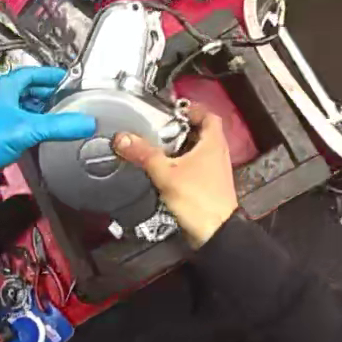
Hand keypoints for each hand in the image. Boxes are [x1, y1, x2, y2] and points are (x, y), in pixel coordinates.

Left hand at [0, 66, 95, 201]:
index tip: (70, 79)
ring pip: (24, 106)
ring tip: (60, 116)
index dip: (53, 75)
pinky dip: (33, 124)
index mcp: (3, 87)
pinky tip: (42, 133)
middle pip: (30, 89)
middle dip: (50, 94)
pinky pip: (18, 122)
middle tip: (69, 100)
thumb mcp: (26, 130)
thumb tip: (87, 122)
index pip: (33, 72)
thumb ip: (59, 126)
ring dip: (41, 110)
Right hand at [114, 106, 238, 247]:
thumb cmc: (199, 201)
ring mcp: (215, 171)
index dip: (192, 109)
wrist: (215, 233)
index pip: (208, 115)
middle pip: (202, 132)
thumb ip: (144, 154)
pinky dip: (182, 164)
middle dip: (182, 128)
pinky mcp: (209, 186)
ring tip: (160, 147)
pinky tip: (167, 170)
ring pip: (198, 150)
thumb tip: (123, 138)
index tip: (175, 109)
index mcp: (213, 144)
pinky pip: (196, 167)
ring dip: (181, 147)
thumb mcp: (166, 173)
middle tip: (163, 127)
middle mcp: (217, 155)